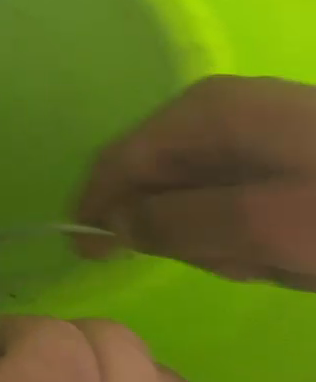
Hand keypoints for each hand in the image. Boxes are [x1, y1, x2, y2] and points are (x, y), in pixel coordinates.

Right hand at [75, 75, 315, 287]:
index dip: (98, 206)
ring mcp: (286, 132)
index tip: (88, 254)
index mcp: (210, 111)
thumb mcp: (272, 227)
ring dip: (242, 240)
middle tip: (243, 270)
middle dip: (188, 229)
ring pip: (220, 195)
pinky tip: (313, 258)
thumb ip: (177, 225)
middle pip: (169, 178)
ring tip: (296, 268)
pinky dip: (279, 237)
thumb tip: (118, 226)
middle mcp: (236, 111)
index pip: (121, 159)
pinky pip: (268, 201)